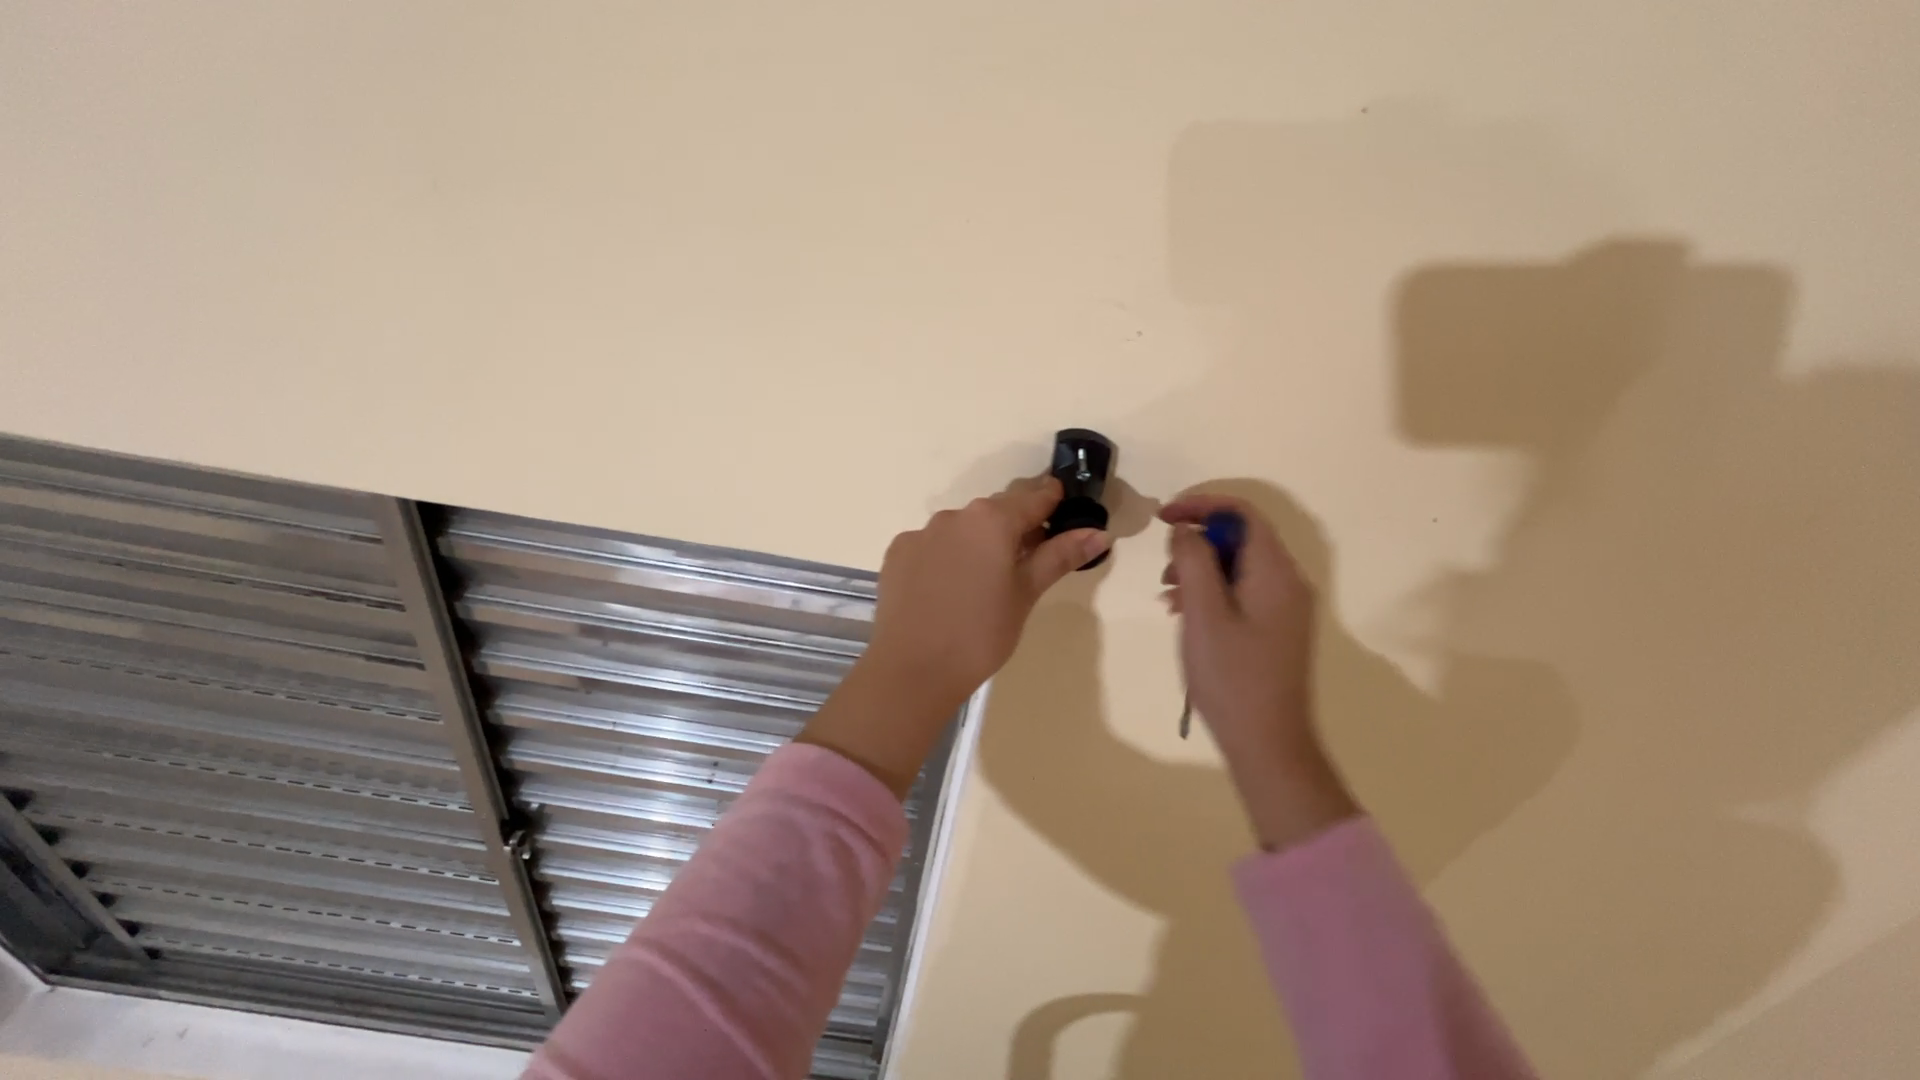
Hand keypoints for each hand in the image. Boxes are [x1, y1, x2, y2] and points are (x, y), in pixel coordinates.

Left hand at [867, 476, 1110, 707]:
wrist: (913, 669)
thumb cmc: (981, 634)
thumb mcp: (1026, 594)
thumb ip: (1059, 557)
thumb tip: (1099, 532)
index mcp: (992, 520)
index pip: (1034, 498)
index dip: (1053, 503)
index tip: (1065, 510)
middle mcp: (954, 516)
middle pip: (996, 512)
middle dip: (1016, 528)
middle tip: (1030, 561)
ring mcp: (920, 533)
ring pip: (962, 529)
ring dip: (979, 544)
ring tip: (985, 583)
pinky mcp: (897, 554)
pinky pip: (933, 546)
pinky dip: (947, 558)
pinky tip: (949, 590)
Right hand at [1161, 493, 1357, 848]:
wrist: (1268, 743)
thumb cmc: (1232, 677)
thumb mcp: (1203, 613)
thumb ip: (1193, 561)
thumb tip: (1187, 530)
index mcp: (1275, 572)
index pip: (1242, 513)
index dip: (1200, 505)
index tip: (1162, 517)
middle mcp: (1288, 582)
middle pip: (1240, 537)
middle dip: (1197, 542)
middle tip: (1163, 569)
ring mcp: (1284, 608)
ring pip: (1238, 566)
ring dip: (1200, 569)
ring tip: (1168, 598)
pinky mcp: (1276, 629)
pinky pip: (1242, 592)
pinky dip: (1211, 593)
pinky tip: (1185, 616)